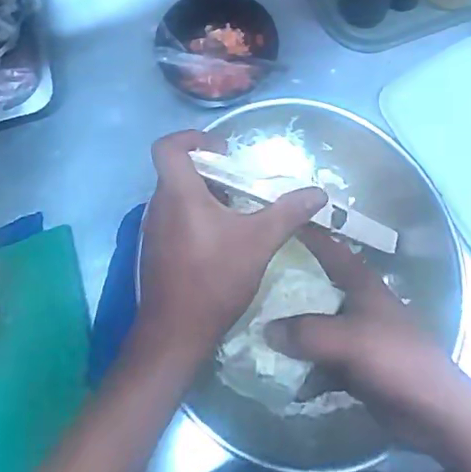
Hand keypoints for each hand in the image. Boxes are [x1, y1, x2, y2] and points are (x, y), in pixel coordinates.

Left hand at [135, 130, 325, 360]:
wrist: (175, 333)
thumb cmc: (214, 278)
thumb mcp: (258, 242)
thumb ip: (287, 213)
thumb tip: (318, 193)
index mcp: (177, 192)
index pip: (167, 146)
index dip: (191, 138)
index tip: (222, 149)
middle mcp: (158, 203)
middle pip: (177, 170)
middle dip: (209, 172)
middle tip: (239, 185)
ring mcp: (152, 227)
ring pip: (176, 195)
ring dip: (204, 196)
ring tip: (236, 213)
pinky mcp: (154, 248)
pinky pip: (173, 217)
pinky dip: (195, 216)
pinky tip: (221, 241)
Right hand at [264, 228, 460, 447]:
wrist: (437, 413)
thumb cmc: (395, 359)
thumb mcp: (345, 340)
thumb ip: (304, 332)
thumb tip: (266, 329)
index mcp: (361, 283)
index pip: (330, 247)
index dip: (307, 232)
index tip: (277, 219)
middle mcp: (358, 302)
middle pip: (318, 284)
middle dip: (289, 280)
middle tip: (254, 273)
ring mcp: (358, 335)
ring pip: (317, 322)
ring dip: (294, 326)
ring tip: (258, 322)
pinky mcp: (357, 366)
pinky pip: (322, 358)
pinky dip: (306, 364)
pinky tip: (283, 372)